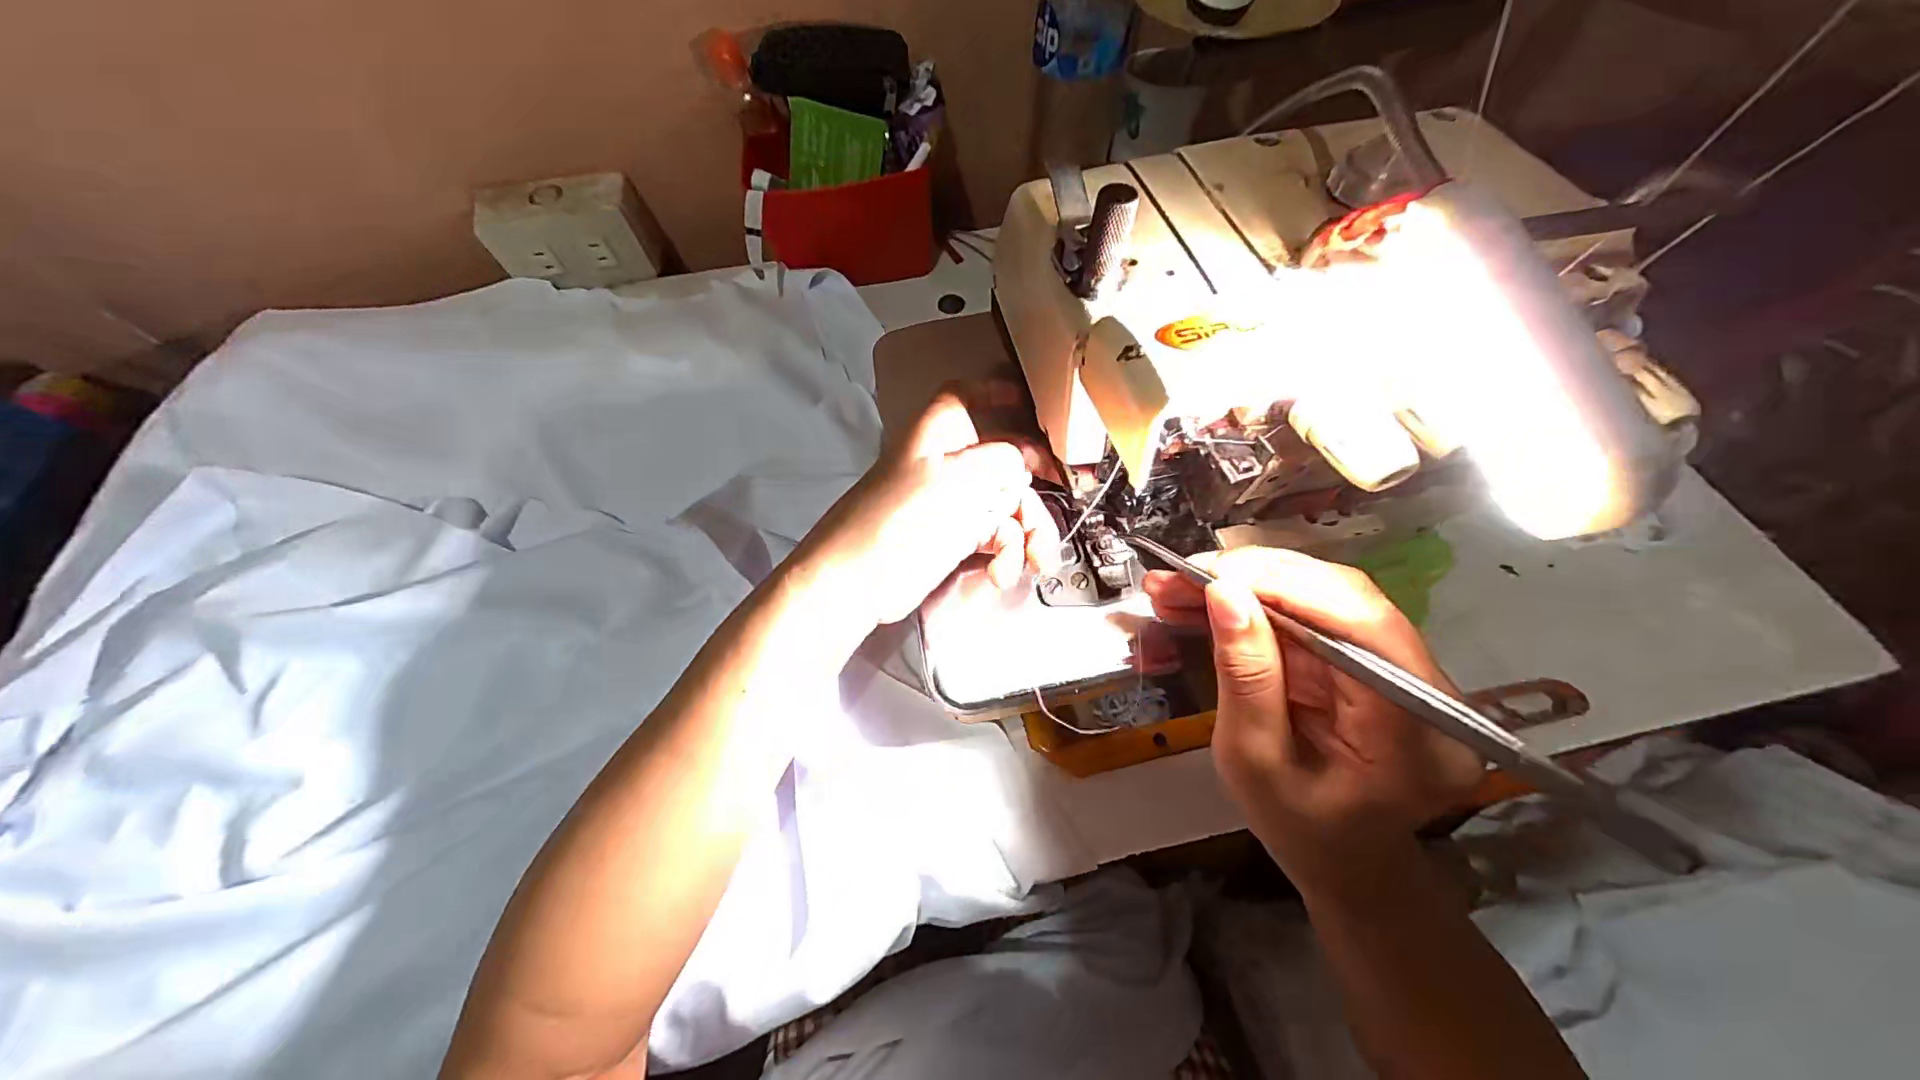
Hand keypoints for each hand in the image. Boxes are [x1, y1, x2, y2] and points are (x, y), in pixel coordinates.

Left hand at [794, 390, 1059, 628]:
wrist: (858, 578)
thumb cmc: (900, 518)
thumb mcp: (960, 477)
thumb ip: (1002, 460)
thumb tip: (1024, 461)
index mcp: (940, 436)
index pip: (967, 398)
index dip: (995, 393)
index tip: (1025, 400)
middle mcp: (949, 464)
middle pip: (1006, 463)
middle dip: (1032, 490)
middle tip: (1050, 508)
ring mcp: (955, 504)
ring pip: (1008, 507)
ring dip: (1029, 534)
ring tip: (1036, 560)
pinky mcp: (957, 540)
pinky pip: (997, 540)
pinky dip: (1007, 556)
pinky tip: (1002, 573)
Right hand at [1143, 547, 1482, 884]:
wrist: (1343, 855)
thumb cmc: (1298, 829)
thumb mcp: (1254, 762)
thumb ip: (1245, 677)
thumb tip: (1224, 592)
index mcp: (1417, 734)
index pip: (1364, 629)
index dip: (1290, 587)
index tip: (1212, 575)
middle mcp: (1429, 690)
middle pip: (1347, 602)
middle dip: (1256, 578)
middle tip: (1180, 576)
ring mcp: (1407, 670)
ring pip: (1326, 599)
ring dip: (1248, 585)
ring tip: (1176, 587)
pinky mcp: (1375, 660)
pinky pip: (1315, 616)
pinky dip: (1257, 604)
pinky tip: (1206, 600)